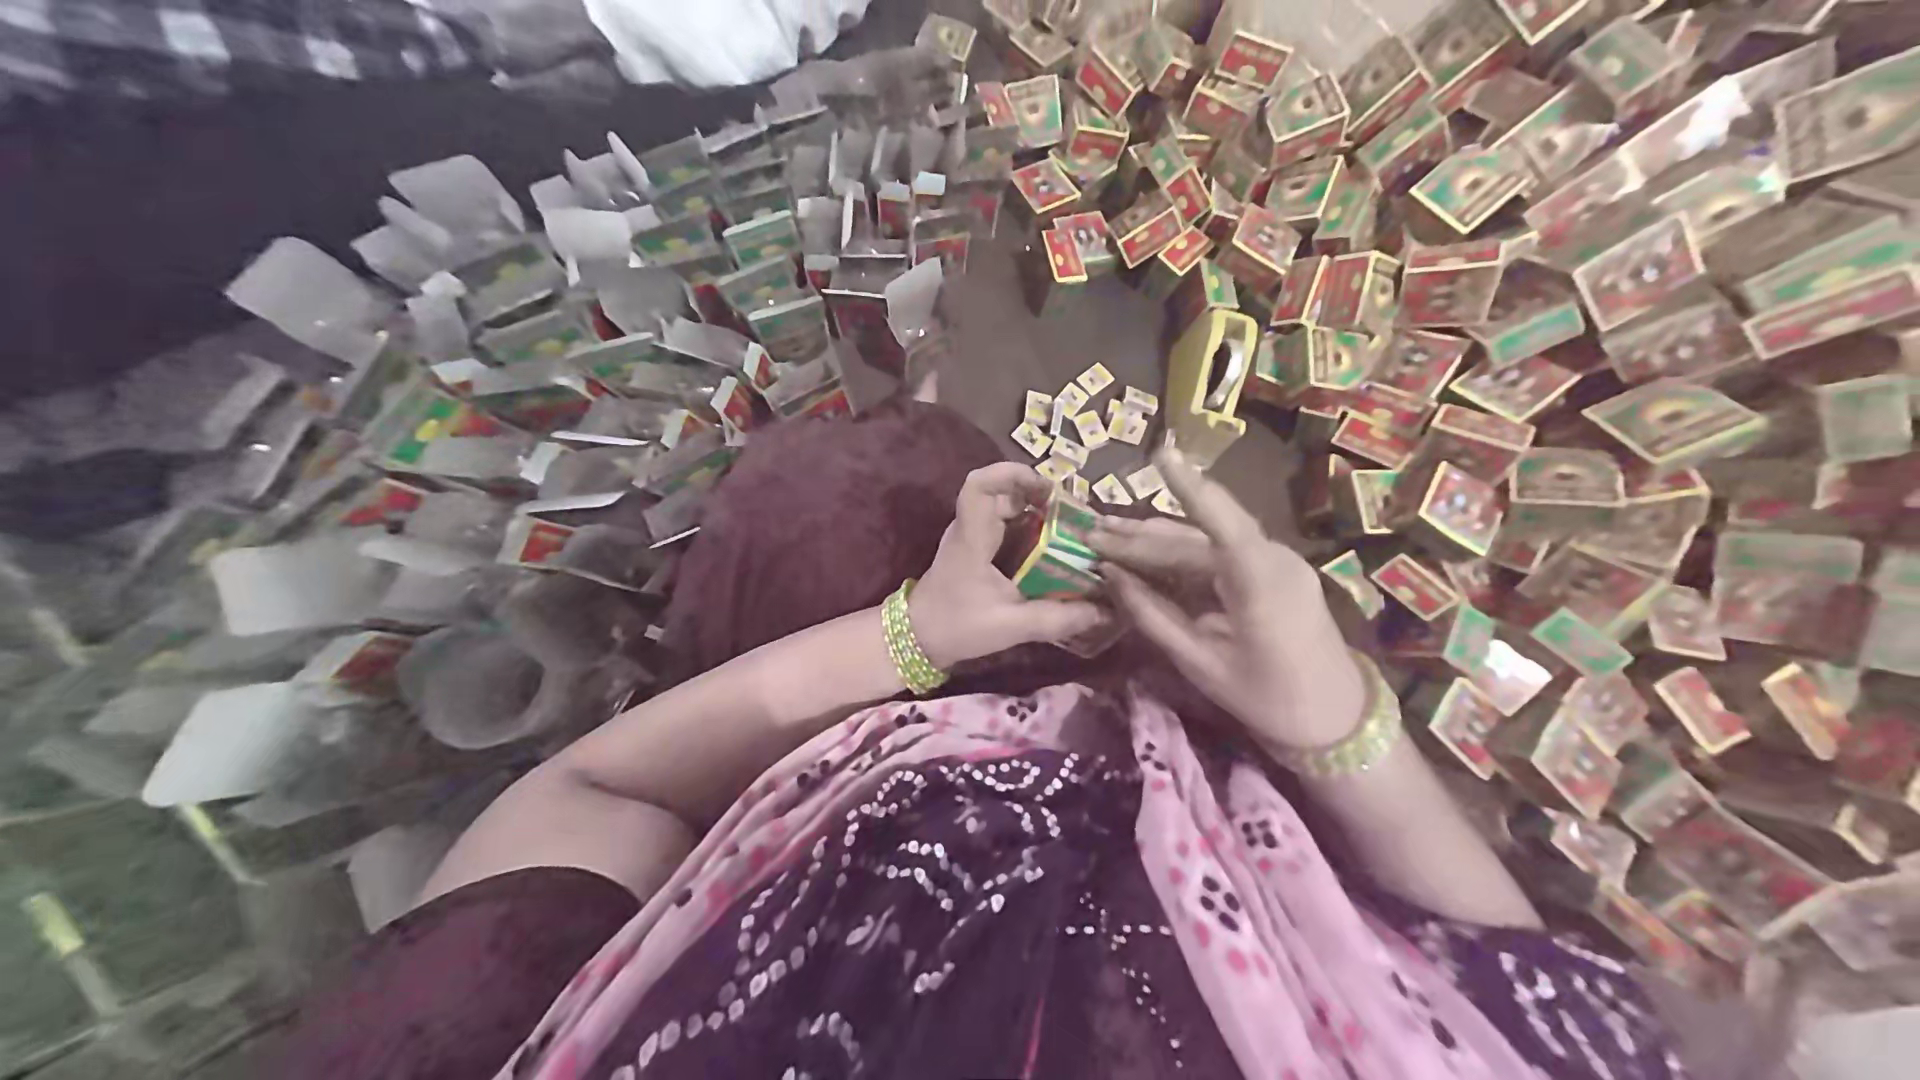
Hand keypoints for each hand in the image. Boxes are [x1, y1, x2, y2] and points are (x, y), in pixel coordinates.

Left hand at [907, 463, 1108, 669]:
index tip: (1046, 490)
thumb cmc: (955, 626)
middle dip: (1038, 495)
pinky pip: (1005, 526)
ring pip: (1005, 508)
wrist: (917, 639)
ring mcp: (971, 539)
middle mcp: (970, 529)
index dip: (1011, 474)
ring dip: (1035, 512)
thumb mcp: (1009, 626)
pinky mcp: (976, 551)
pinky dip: (1028, 529)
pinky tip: (1051, 550)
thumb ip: (1056, 618)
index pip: (978, 485)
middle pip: (1001, 492)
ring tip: (1069, 530)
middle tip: (1072, 515)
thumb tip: (1104, 611)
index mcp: (973, 537)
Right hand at [1089, 450, 1366, 749]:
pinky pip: (1218, 555)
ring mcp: (1274, 563)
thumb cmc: (1267, 697)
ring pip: (1204, 542)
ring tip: (1106, 536)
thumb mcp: (1200, 661)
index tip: (1160, 453)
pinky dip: (1178, 557)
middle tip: (1091, 531)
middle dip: (1139, 533)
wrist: (1335, 719)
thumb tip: (1110, 575)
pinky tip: (1145, 556)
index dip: (1188, 485)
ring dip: (1155, 541)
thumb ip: (1152, 614)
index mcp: (1259, 582)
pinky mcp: (1272, 572)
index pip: (1219, 520)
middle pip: (1195, 535)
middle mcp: (1270, 559)